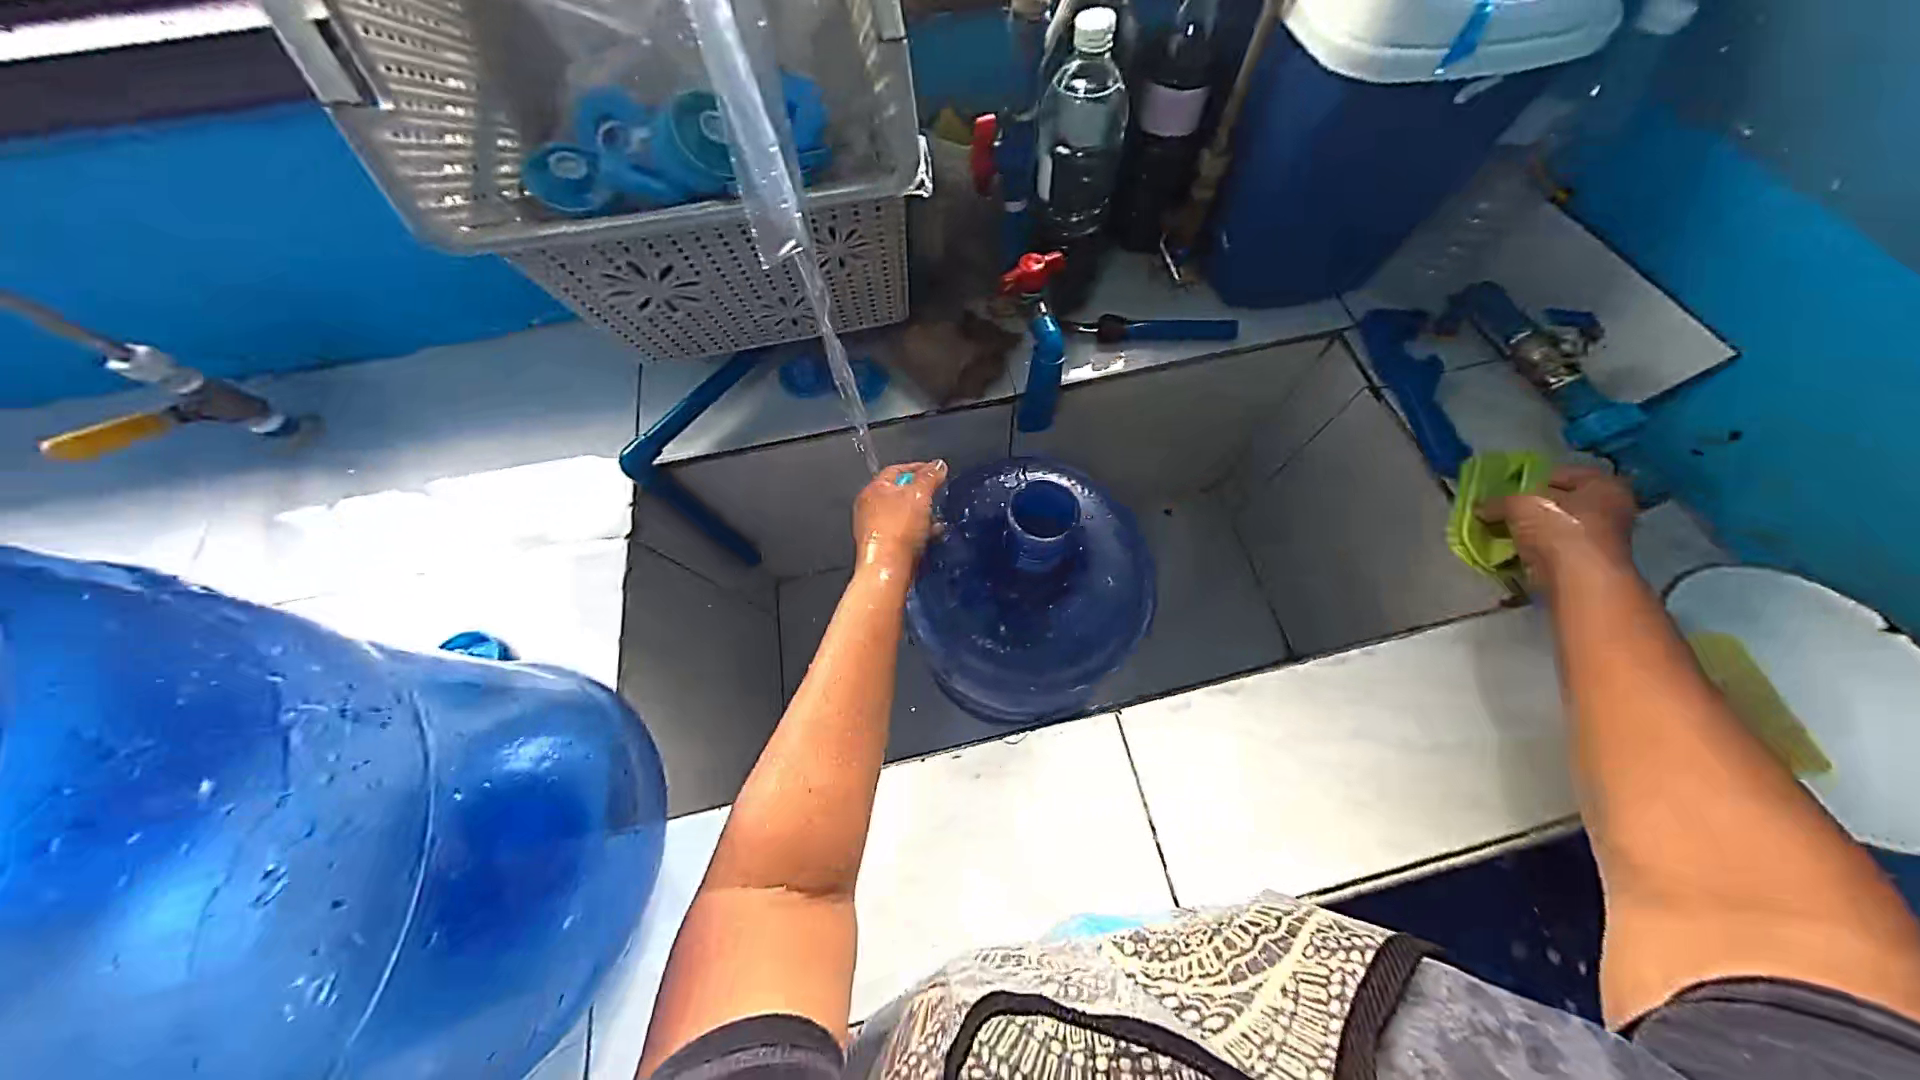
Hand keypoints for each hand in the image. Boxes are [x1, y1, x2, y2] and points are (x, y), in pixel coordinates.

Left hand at [853, 460, 947, 573]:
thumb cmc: (898, 530)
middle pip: (899, 492)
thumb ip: (930, 477)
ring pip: (903, 515)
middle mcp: (869, 507)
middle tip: (938, 494)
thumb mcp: (920, 495)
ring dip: (922, 515)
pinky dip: (918, 532)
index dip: (918, 467)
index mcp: (873, 490)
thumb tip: (938, 465)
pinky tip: (930, 536)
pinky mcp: (883, 547)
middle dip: (921, 493)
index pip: (897, 469)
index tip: (936, 470)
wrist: (889, 568)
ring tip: (936, 519)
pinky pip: (903, 533)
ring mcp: (874, 529)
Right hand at [1477, 466, 1636, 593]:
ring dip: (1524, 530)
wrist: (1577, 579)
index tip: (1503, 488)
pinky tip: (1506, 550)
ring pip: (1551, 527)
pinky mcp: (1582, 563)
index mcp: (1604, 485)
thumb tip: (1481, 507)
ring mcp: (1598, 538)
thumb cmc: (1559, 529)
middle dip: (1525, 507)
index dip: (1529, 478)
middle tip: (1495, 509)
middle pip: (1557, 502)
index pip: (1561, 474)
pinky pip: (1549, 549)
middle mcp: (1609, 508)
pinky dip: (1529, 549)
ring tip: (1495, 530)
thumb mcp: (1519, 504)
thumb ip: (1498, 501)